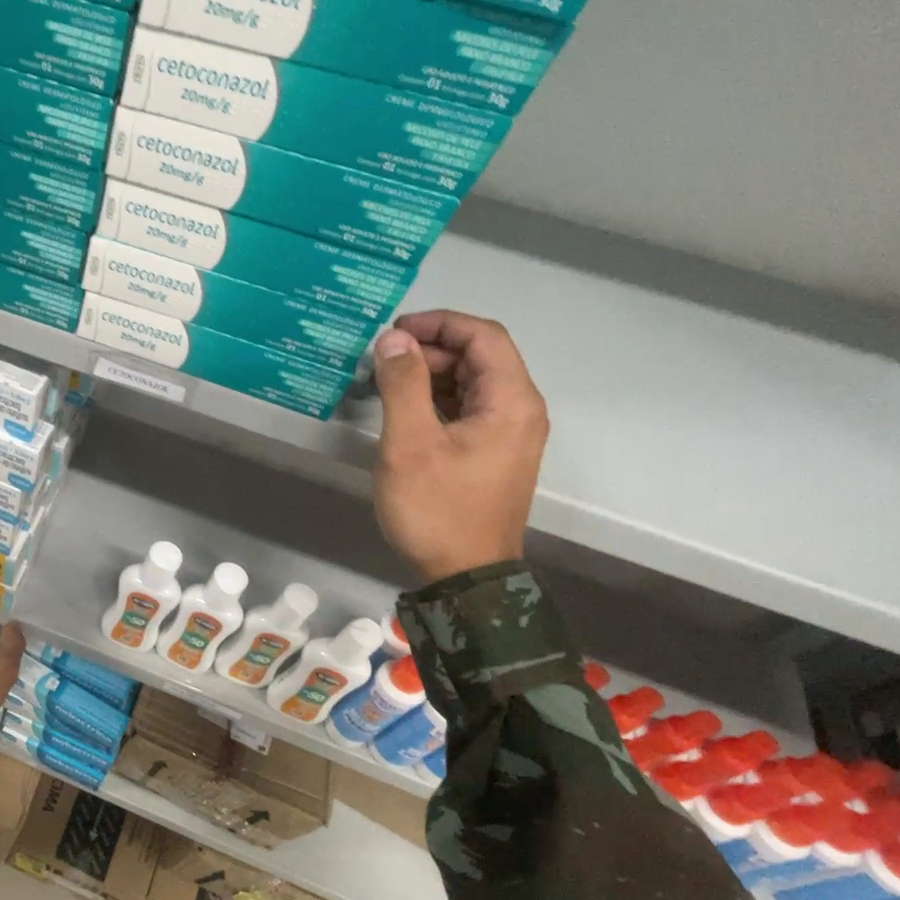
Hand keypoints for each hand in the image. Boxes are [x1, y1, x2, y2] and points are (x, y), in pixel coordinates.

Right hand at [372, 311, 548, 583]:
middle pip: (479, 358)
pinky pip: (467, 411)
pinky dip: (436, 401)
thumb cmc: (437, 509)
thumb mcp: (409, 444)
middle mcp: (520, 411)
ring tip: (384, 384)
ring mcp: (509, 436)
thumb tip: (393, 339)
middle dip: (429, 351)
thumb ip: (402, 384)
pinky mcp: (492, 456)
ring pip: (471, 385)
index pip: (484, 336)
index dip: (438, 323)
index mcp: (511, 402)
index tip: (393, 332)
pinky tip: (402, 411)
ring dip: (429, 376)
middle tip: (380, 362)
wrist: (464, 576)